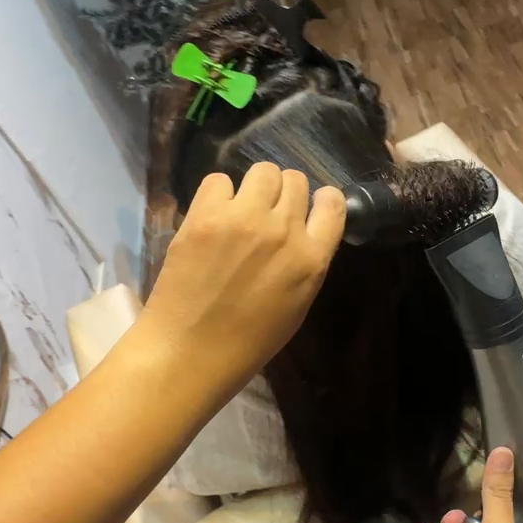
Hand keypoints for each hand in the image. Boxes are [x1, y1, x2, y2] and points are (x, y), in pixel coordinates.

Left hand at [134, 162, 344, 402]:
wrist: (189, 351)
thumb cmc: (248, 340)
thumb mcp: (298, 303)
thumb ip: (307, 261)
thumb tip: (305, 230)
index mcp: (312, 259)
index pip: (333, 203)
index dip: (321, 199)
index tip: (307, 206)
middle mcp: (284, 231)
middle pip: (295, 180)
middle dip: (283, 193)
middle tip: (266, 212)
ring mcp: (244, 219)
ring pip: (262, 171)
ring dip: (254, 186)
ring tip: (239, 208)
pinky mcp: (206, 215)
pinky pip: (219, 180)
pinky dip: (218, 194)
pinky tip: (211, 216)